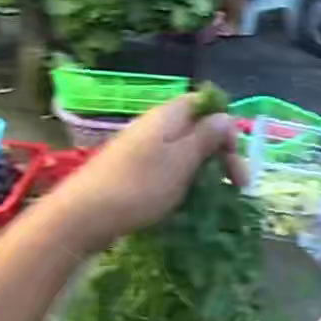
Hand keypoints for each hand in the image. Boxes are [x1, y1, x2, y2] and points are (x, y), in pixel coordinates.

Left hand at [48, 95, 247, 242]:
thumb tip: (226, 117)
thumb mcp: (181, 160)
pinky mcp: (132, 171)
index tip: (234, 159)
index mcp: (167, 117)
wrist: (84, 216)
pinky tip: (187, 201)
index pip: (206, 105)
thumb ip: (206, 136)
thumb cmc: (139, 186)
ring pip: (184, 152)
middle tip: (236, 186)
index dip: (226, 127)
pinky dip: (184, 181)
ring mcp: (141, 149)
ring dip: (205, 171)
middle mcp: (154, 127)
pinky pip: (168, 168)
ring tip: (215, 196)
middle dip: (221, 154)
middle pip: (197, 129)